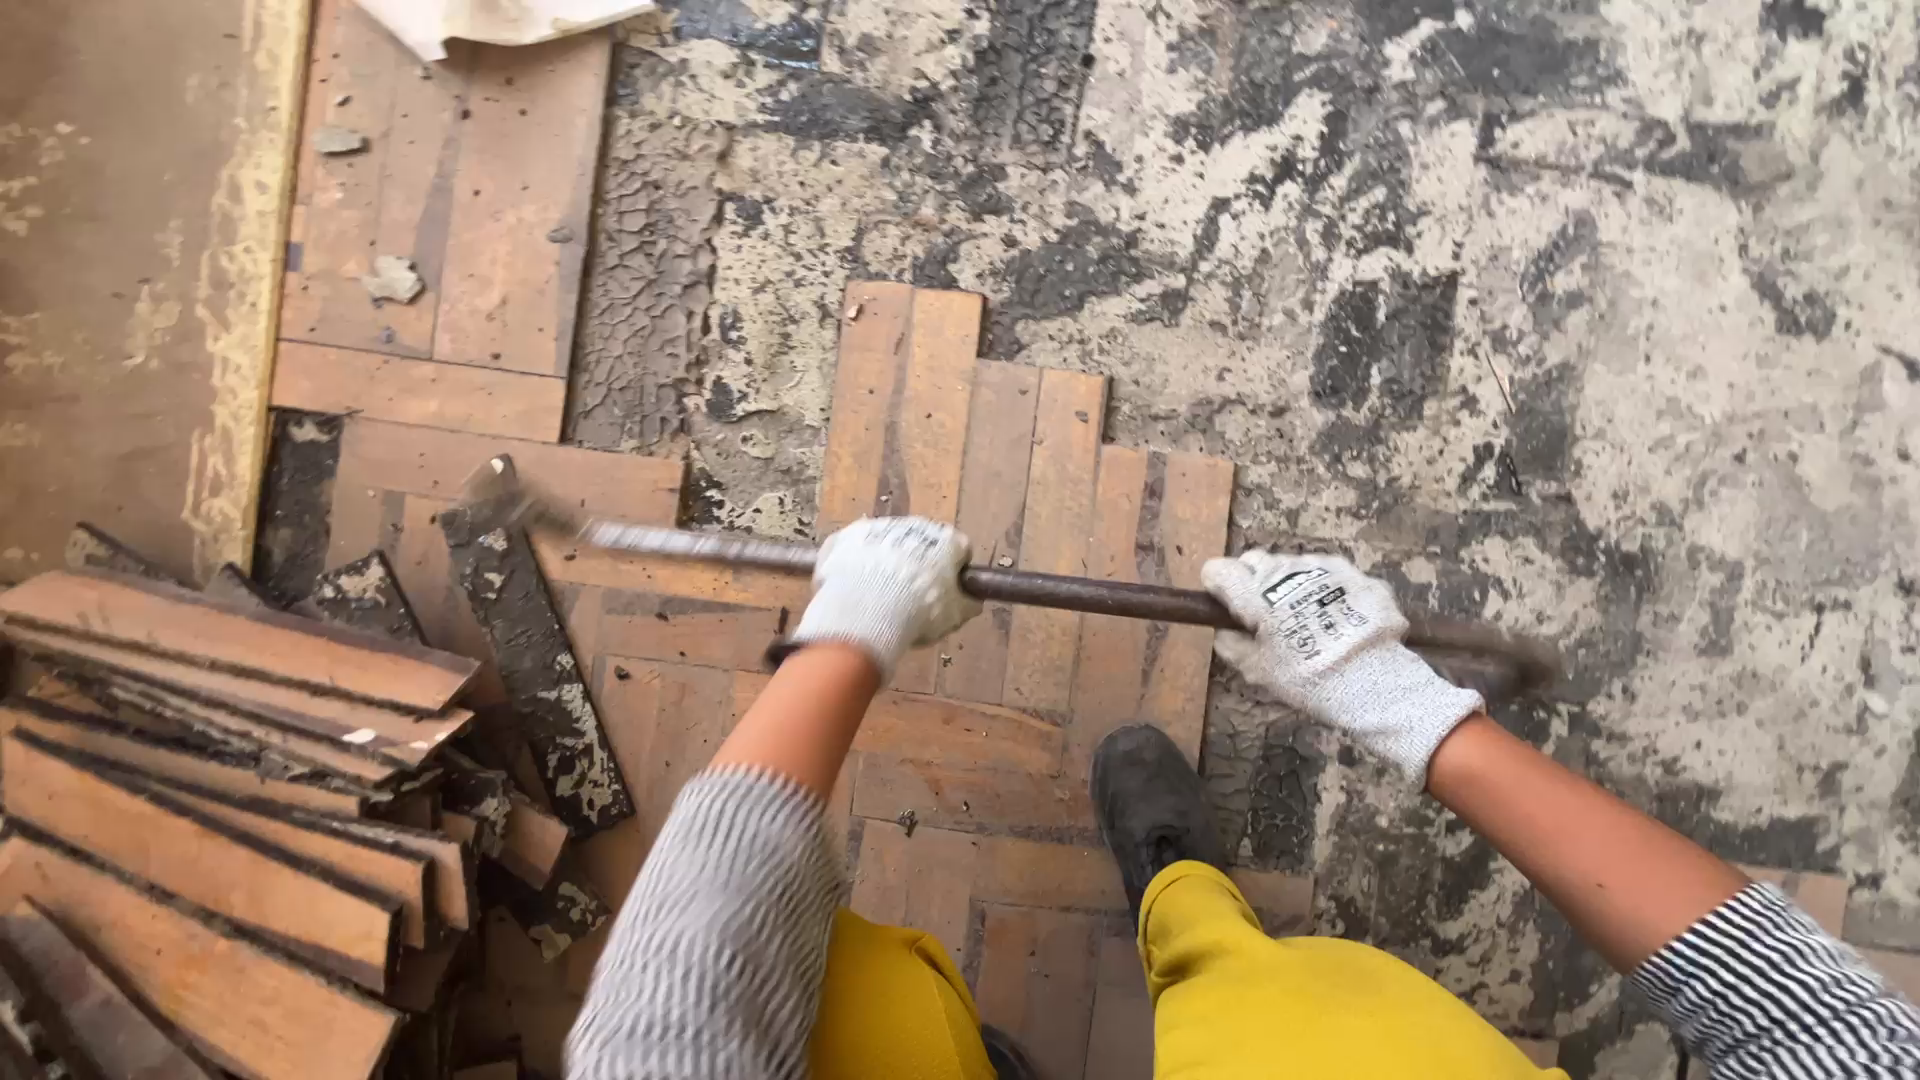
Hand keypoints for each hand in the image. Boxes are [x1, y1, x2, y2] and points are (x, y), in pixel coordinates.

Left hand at [788, 517, 981, 677]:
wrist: (868, 607)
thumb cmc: (920, 610)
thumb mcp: (955, 616)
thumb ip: (968, 603)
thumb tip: (972, 600)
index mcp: (947, 540)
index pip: (959, 549)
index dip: (954, 572)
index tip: (947, 591)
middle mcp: (915, 526)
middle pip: (922, 543)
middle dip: (919, 564)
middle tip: (912, 596)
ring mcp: (878, 528)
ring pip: (886, 543)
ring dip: (885, 562)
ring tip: (878, 597)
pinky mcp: (846, 536)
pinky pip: (854, 550)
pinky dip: (854, 564)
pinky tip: (852, 590)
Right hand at [1201, 551, 1482, 788]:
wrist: (1378, 682)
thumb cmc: (1308, 677)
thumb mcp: (1257, 671)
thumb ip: (1231, 644)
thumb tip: (1225, 630)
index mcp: (1255, 593)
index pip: (1217, 568)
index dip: (1218, 588)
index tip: (1229, 609)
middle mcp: (1285, 569)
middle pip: (1253, 561)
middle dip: (1252, 583)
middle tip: (1265, 617)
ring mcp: (1323, 567)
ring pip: (1291, 565)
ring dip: (1289, 585)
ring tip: (1306, 619)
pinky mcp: (1354, 572)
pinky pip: (1326, 572)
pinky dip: (1322, 589)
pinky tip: (1335, 618)